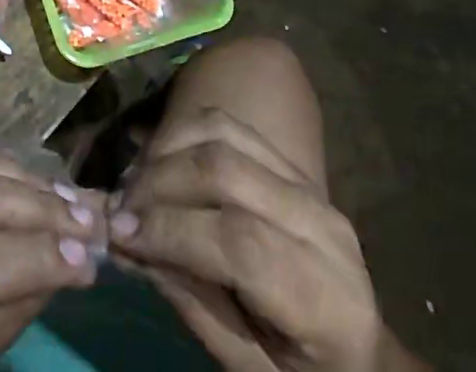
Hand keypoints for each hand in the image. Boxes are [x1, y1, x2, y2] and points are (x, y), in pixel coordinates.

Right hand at [109, 109, 421, 371]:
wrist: (357, 352)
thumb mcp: (247, 366)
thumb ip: (192, 302)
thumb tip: (129, 245)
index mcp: (324, 299)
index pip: (240, 242)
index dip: (172, 229)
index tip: (120, 234)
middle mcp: (323, 228)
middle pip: (228, 172)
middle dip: (159, 182)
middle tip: (117, 208)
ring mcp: (310, 187)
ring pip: (226, 136)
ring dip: (167, 150)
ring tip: (134, 184)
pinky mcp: (292, 166)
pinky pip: (231, 127)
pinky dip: (184, 133)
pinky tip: (159, 159)